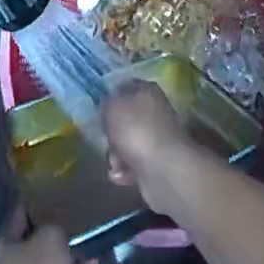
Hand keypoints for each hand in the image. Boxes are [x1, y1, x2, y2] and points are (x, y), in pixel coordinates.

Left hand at [0, 206, 90, 263]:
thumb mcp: (50, 240)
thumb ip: (54, 223)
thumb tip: (57, 222)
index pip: (18, 213)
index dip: (39, 200)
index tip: (59, 190)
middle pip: (33, 243)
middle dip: (58, 235)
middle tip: (79, 222)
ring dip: (68, 260)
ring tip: (91, 248)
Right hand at [102, 80, 200, 214]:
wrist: (164, 170)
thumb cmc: (136, 130)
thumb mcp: (113, 108)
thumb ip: (106, 103)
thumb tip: (108, 105)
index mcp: (148, 92)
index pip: (126, 87)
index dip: (111, 96)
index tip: (99, 109)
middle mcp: (155, 112)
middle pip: (124, 119)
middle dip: (111, 134)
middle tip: (107, 141)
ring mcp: (157, 139)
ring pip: (126, 144)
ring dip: (115, 156)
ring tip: (116, 164)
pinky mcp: (157, 163)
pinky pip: (133, 165)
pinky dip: (125, 171)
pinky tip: (121, 176)